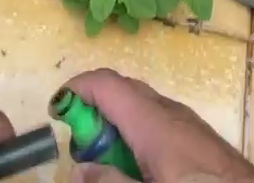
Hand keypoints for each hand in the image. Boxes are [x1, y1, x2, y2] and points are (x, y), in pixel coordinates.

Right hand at [62, 70, 253, 182]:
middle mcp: (168, 110)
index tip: (55, 110)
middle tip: (78, 141)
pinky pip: (157, 118)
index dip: (76, 88)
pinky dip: (137, 129)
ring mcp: (186, 121)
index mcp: (152, 121)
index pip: (106, 83)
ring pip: (141, 104)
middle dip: (94, 107)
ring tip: (106, 155)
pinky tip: (139, 162)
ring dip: (116, 120)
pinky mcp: (198, 136)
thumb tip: (77, 170)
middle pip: (122, 89)